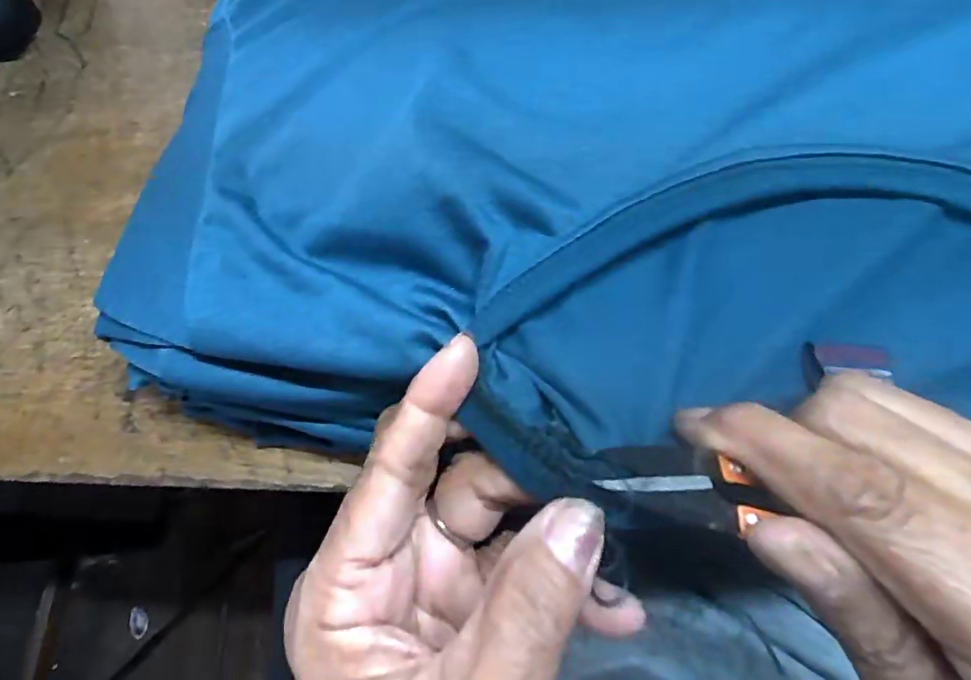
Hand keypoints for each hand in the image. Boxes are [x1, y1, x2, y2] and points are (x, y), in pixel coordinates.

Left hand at [286, 335, 644, 679]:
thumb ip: (525, 613)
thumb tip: (582, 516)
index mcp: (348, 584)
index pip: (389, 468)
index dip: (426, 402)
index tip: (464, 347)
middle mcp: (389, 573)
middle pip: (455, 486)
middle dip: (518, 474)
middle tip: (577, 466)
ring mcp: (436, 596)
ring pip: (500, 526)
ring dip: (559, 531)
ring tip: (613, 545)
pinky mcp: (477, 623)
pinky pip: (526, 579)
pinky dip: (571, 587)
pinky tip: (622, 613)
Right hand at [676, 374, 970, 679]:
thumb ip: (861, 620)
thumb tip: (761, 523)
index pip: (882, 503)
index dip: (774, 450)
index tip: (695, 425)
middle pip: (877, 426)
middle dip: (787, 434)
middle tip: (746, 471)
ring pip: (898, 402)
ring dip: (825, 428)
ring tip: (806, 472)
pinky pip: (943, 419)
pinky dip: (883, 439)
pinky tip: (882, 482)